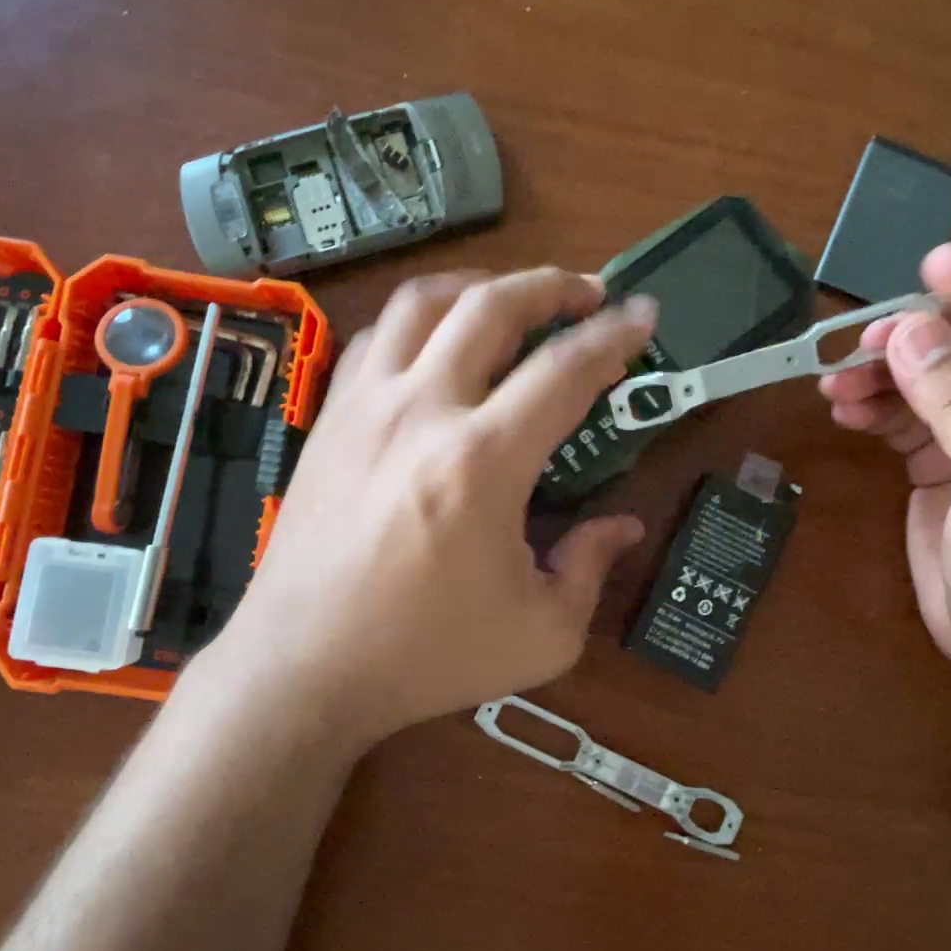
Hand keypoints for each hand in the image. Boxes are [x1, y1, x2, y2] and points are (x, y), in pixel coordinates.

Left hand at [217, 269, 656, 743]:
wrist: (305, 666)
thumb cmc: (427, 656)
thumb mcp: (541, 633)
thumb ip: (590, 567)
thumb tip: (621, 525)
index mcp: (482, 462)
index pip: (564, 370)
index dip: (614, 336)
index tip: (644, 314)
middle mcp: (422, 412)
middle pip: (490, 307)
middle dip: (551, 285)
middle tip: (588, 292)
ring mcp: (365, 407)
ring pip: (422, 302)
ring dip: (479, 286)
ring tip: (512, 299)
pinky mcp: (328, 419)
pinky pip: (374, 337)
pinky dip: (417, 320)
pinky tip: (436, 342)